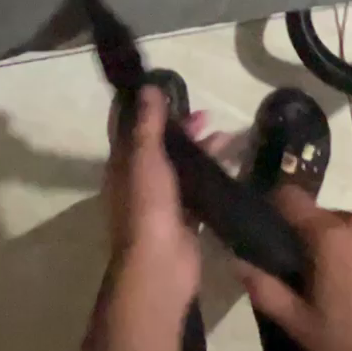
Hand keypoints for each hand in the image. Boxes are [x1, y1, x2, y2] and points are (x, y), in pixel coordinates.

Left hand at [86, 86, 231, 350]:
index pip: (127, 126)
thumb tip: (149, 88)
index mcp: (122, 164)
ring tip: (225, 137)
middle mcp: (138, 179)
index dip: (142, 105)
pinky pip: (198, 186)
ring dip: (200, 147)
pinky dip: (211, 172)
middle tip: (205, 113)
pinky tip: (230, 163)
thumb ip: (148, 124)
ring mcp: (161, 200)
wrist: (160, 265)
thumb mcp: (145, 158)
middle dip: (180, 126)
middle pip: (159, 144)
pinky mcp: (183, 216)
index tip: (163, 85)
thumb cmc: (147, 206)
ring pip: (180, 164)